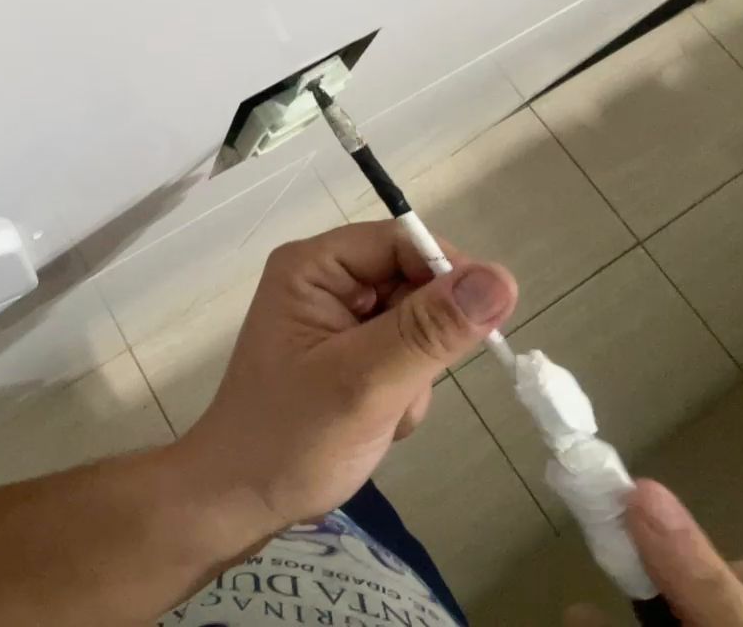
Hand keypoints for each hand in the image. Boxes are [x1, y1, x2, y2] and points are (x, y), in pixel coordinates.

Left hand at [174, 221, 516, 530]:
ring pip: (414, 324)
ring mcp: (335, 318)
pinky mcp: (346, 352)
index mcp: (313, 267)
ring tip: (382, 411)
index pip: (400, 242)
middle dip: (423, 340)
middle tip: (405, 388)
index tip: (483, 323)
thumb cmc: (291, 438)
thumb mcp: (366, 382)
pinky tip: (377, 420)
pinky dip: (403, 390)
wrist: (241, 500)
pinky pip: (402, 355)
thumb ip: (431, 330)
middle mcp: (323, 281)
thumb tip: (501, 277)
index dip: (447, 274)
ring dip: (414, 373)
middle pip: (410, 282)